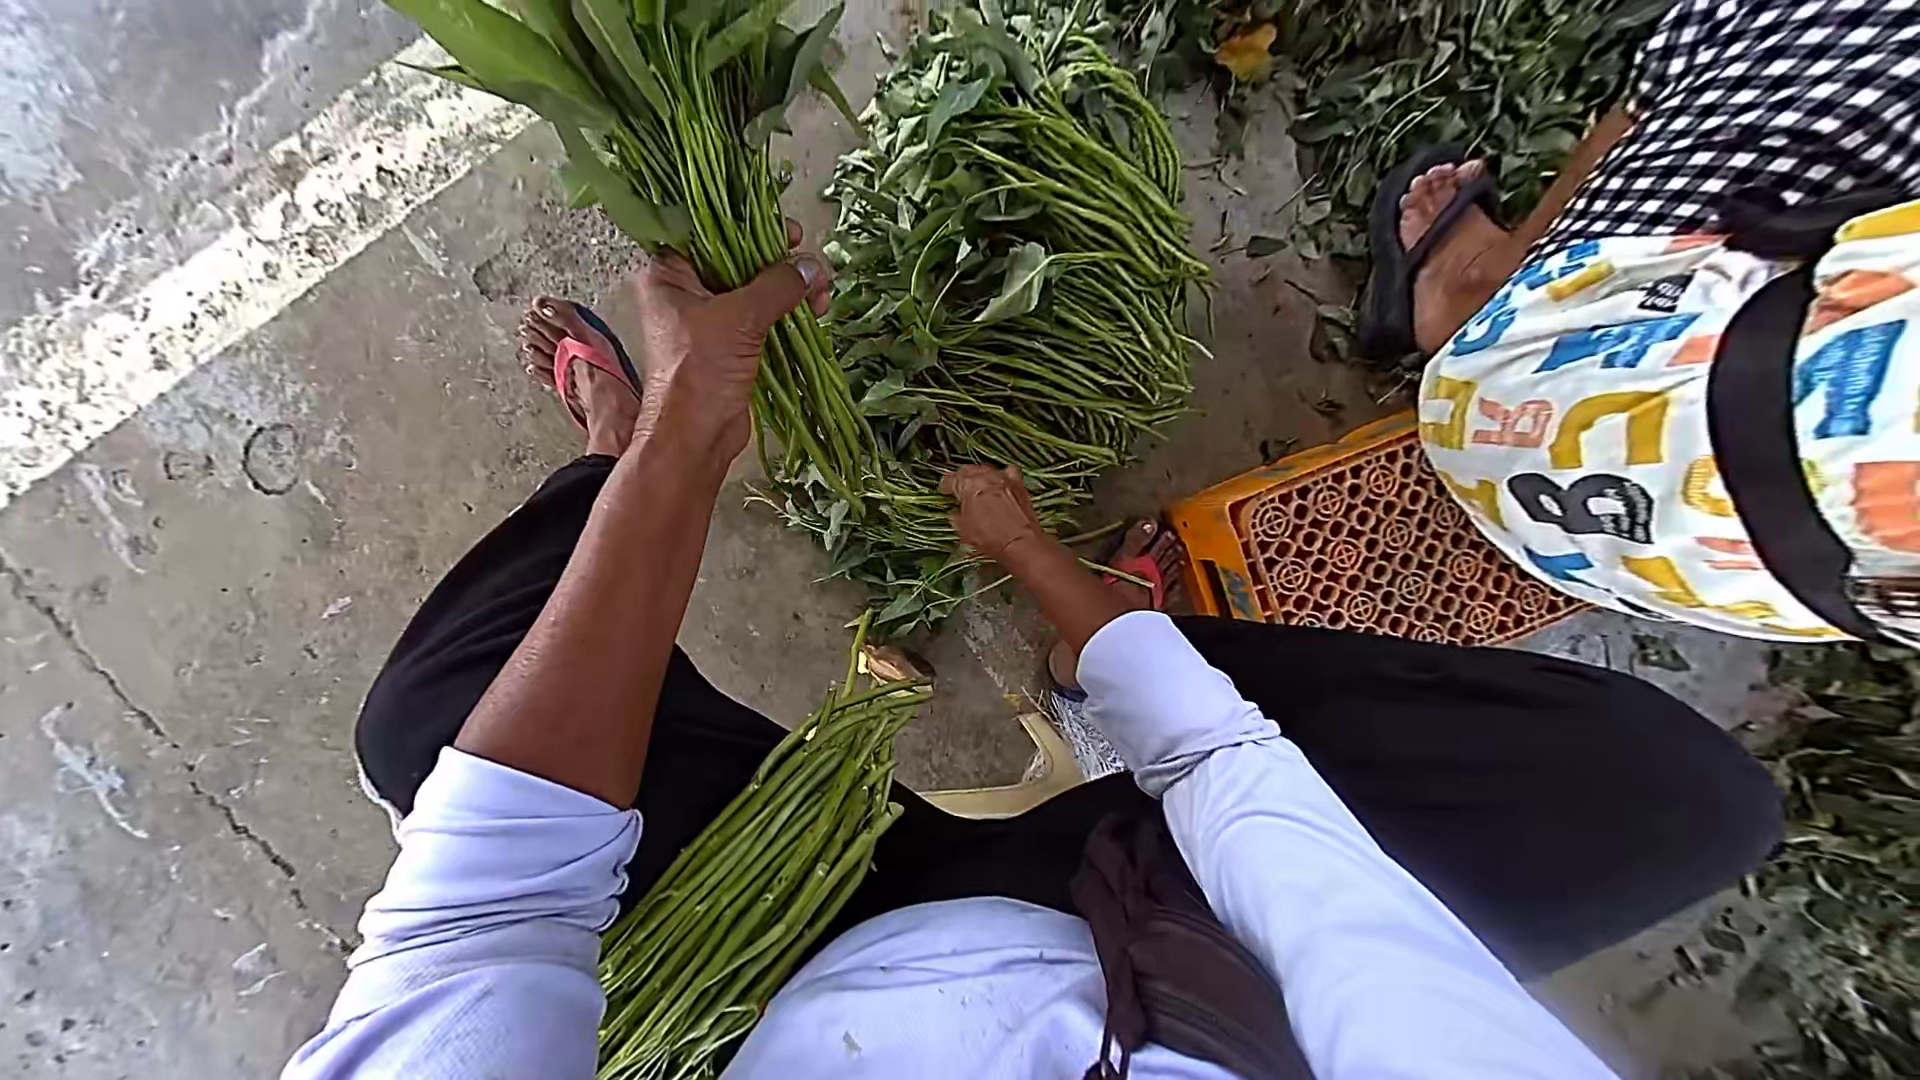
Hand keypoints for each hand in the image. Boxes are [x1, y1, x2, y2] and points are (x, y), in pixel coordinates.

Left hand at [629, 222, 829, 455]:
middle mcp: (689, 293)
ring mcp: (712, 322)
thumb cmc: (699, 371)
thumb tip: (811, 267)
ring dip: (791, 291)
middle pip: (740, 262)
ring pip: (757, 293)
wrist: (697, 433)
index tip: (788, 232)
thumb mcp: (738, 318)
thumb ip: (776, 286)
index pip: (712, 232)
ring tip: (822, 293)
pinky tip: (814, 312)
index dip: (752, 225)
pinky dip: (788, 316)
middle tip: (813, 267)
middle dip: (781, 264)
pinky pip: (764, 321)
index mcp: (671, 274)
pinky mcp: (732, 347)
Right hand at [941, 464, 1049, 561]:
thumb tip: (955, 513)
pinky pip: (1008, 473)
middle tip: (958, 489)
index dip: (945, 486)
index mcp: (968, 484)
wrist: (1021, 543)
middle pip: (969, 470)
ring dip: (981, 476)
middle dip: (961, 478)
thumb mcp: (963, 531)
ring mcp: (1004, 478)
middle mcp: (986, 476)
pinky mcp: (1019, 485)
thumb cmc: (989, 538)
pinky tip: (1001, 485)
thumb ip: (956, 516)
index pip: (951, 479)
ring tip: (978, 486)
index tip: (944, 492)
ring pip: (987, 469)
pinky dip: (1002, 477)